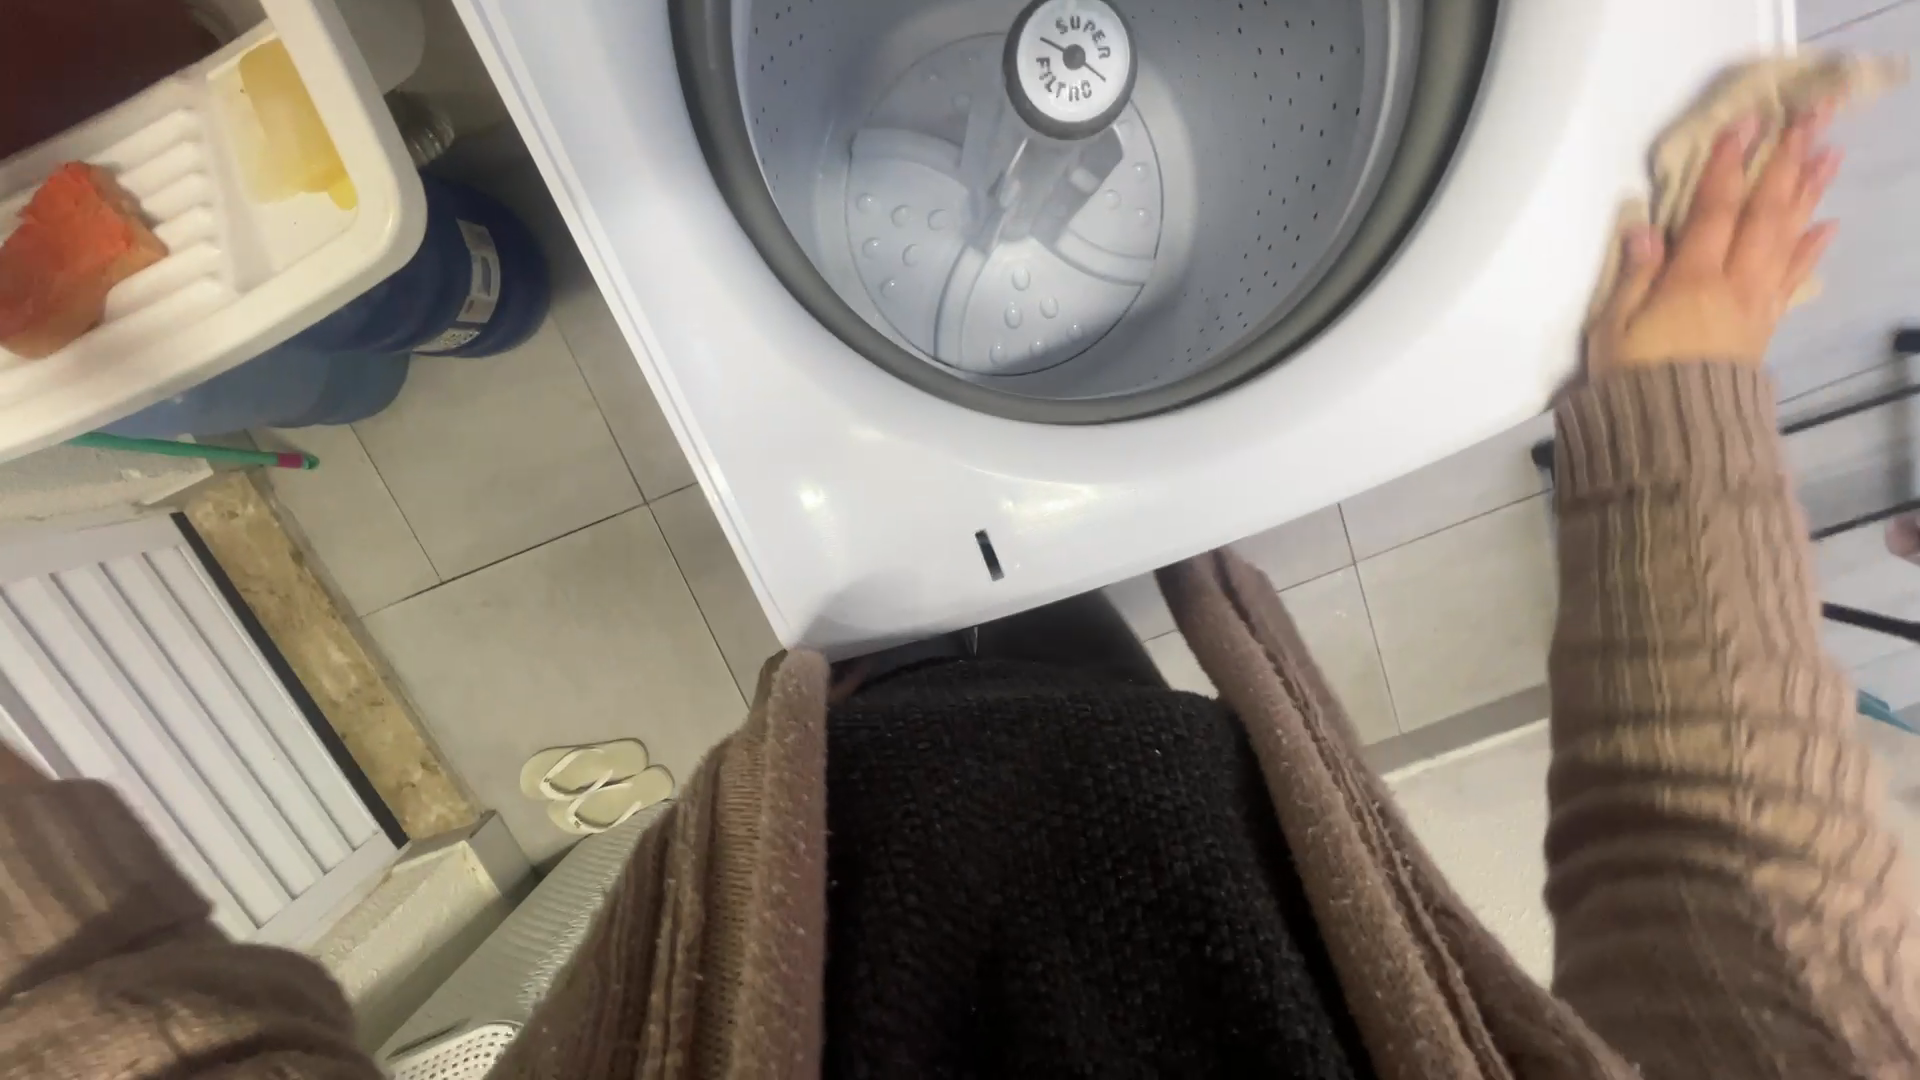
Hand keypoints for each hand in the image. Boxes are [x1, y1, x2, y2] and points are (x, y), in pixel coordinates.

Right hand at [1588, 107, 1841, 377]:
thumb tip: (1644, 228)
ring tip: (1829, 151)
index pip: (1712, 212)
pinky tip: (1823, 223)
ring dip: (1808, 191)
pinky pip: (1794, 275)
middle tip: (1811, 117)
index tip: (1744, 124)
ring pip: (1787, 234)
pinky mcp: (1764, 321)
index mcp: (1691, 279)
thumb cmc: (1629, 374)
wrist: (1670, 424)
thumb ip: (1633, 276)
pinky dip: (1810, 246)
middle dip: (1785, 161)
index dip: (1727, 166)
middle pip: (1764, 212)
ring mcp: (1756, 299)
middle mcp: (1735, 280)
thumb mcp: (1611, 327)